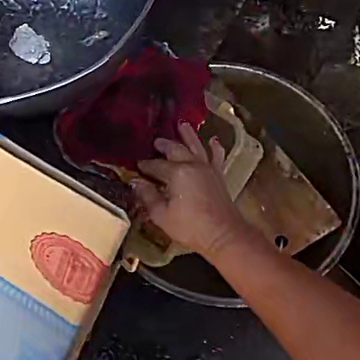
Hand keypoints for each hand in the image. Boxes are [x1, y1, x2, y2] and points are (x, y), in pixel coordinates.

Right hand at [133, 122, 250, 256]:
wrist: (224, 235)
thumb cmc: (190, 227)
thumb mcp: (161, 214)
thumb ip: (148, 196)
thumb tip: (136, 182)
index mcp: (176, 173)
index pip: (155, 165)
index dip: (145, 165)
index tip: (137, 166)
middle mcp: (192, 165)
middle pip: (175, 150)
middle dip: (164, 145)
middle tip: (156, 141)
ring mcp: (208, 169)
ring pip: (197, 146)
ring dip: (189, 135)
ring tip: (182, 124)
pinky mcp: (218, 176)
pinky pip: (216, 157)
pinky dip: (215, 148)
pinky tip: (214, 140)